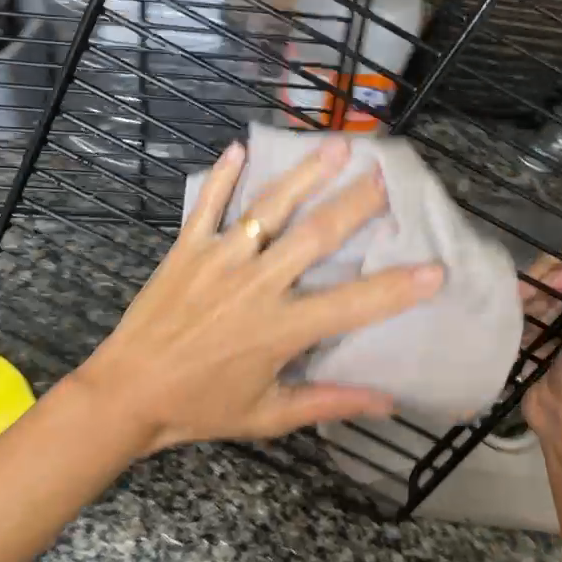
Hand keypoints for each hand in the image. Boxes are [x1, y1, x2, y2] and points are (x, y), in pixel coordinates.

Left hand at [70, 137, 442, 452]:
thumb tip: (386, 401)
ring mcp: (219, 260)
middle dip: (356, 203)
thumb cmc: (202, 407)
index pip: (353, 305)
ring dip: (305, 175)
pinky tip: (239, 147)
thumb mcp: (268, 416)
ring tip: (336, 145)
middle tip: (387, 175)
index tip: (435, 267)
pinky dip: (222, 176)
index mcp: (280, 329)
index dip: (397, 288)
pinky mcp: (187, 248)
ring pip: (269, 209)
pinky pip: (207, 205)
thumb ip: (327, 402)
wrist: (126, 393)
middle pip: (315, 236)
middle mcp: (256, 285)